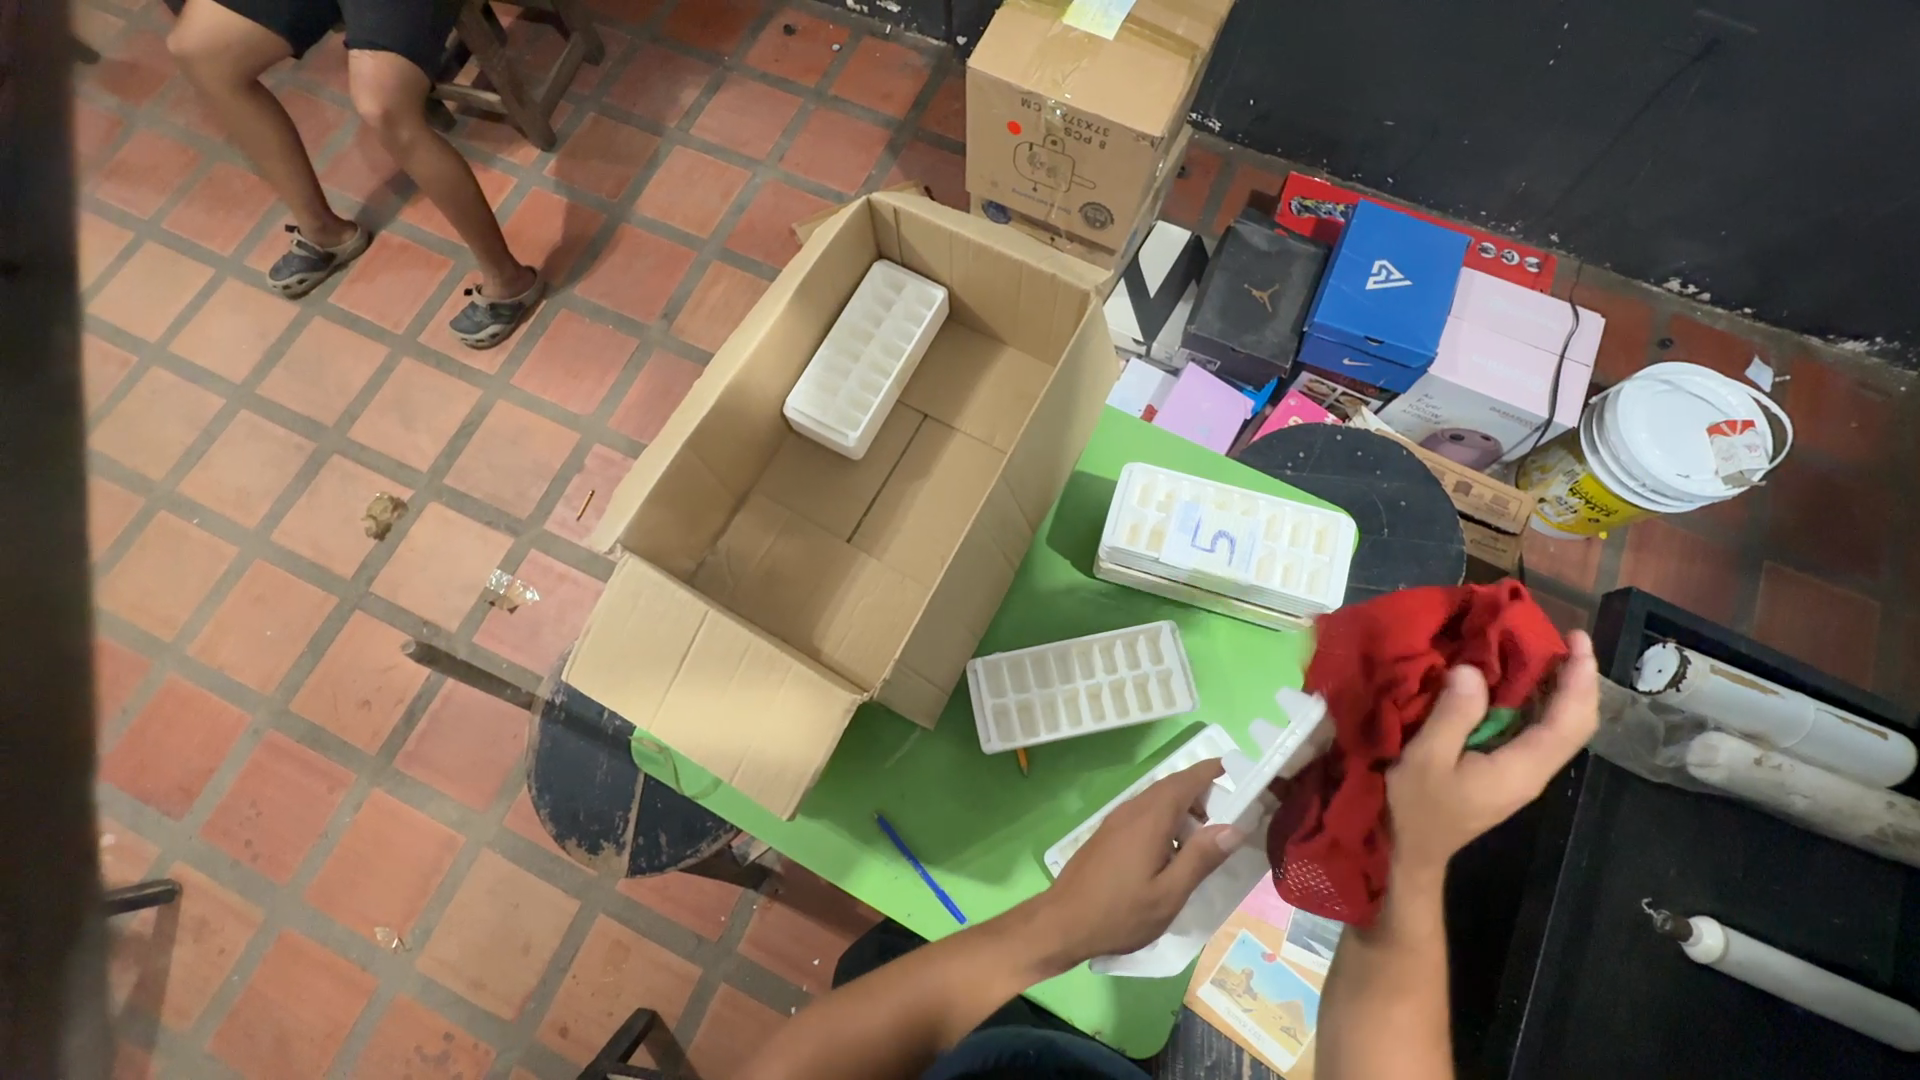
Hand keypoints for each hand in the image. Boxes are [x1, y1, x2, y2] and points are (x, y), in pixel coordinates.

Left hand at [1025, 761, 1242, 972]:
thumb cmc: (1120, 913)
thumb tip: (1233, 827)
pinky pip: (1143, 813)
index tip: (1236, 772)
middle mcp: (1132, 810)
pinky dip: (1165, 819)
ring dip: (1182, 808)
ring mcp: (1116, 820)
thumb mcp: (1170, 893)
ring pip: (1156, 800)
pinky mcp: (1108, 833)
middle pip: (1171, 787)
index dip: (1211, 772)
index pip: (1185, 781)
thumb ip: (1201, 858)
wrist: (1064, 921)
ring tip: (1203, 840)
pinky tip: (1171, 851)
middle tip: (1228, 818)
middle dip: (1201, 793)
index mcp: (1150, 818)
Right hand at [1386, 630, 1600, 880]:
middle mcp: (1534, 770)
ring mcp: (1522, 772)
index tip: (1576, 640)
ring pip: (1557, 726)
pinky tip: (1513, 684)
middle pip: (1574, 722)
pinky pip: (1535, 731)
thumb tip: (1472, 671)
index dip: (1579, 679)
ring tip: (1543, 652)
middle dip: (1578, 679)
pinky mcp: (1507, 771)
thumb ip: (1453, 716)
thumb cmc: (1418, 807)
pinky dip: (1535, 702)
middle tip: (1566, 639)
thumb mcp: (1426, 759)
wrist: (1414, 850)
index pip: (1569, 720)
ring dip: (1558, 688)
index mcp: (1522, 767)